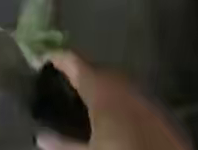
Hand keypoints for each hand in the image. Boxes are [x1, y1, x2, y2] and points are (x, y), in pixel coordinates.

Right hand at [38, 52, 190, 149]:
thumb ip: (63, 145)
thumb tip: (40, 136)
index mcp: (100, 85)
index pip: (72, 58)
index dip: (55, 57)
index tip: (40, 59)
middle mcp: (121, 79)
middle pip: (93, 68)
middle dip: (77, 75)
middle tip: (60, 86)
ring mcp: (141, 91)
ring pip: (113, 81)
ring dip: (98, 88)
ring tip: (84, 103)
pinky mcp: (157, 108)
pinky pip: (130, 95)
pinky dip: (117, 101)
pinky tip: (113, 119)